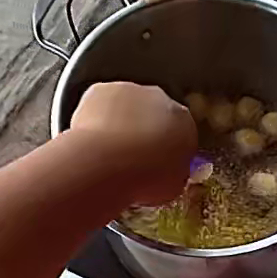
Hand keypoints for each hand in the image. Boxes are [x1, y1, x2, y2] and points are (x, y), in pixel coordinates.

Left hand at [67, 82, 197, 204]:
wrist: (108, 164)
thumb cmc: (146, 179)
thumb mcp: (172, 187)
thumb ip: (173, 174)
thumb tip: (168, 173)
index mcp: (185, 123)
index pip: (180, 133)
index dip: (167, 151)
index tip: (156, 167)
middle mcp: (160, 99)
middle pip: (153, 114)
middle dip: (144, 133)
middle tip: (131, 160)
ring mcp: (129, 91)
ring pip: (125, 107)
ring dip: (120, 125)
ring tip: (107, 155)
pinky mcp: (101, 90)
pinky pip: (99, 105)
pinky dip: (95, 120)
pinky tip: (91, 142)